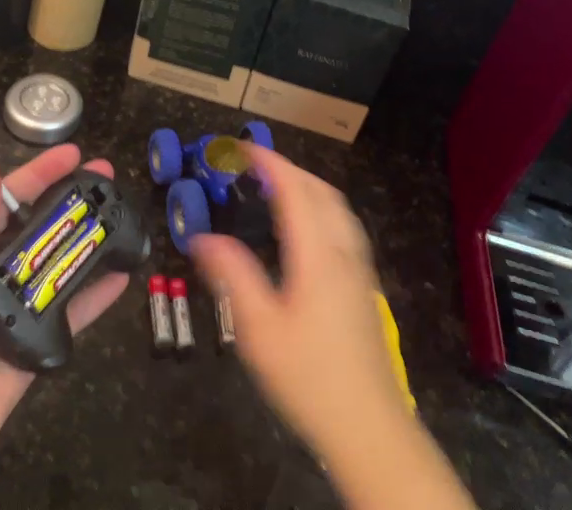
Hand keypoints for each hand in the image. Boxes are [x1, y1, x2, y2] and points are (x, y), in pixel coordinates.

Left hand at [0, 144, 128, 509]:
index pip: (6, 203)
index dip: (38, 175)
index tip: (75, 153)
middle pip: (39, 233)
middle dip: (72, 205)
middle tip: (111, 181)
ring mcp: (14, 315)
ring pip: (59, 270)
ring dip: (89, 245)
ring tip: (124, 219)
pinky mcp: (34, 349)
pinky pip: (71, 315)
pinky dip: (97, 296)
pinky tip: (124, 277)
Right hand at [188, 143, 406, 456]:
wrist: (368, 423)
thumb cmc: (308, 376)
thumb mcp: (258, 329)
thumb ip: (232, 276)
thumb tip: (203, 238)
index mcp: (317, 255)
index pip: (295, 191)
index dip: (270, 163)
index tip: (243, 149)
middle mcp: (343, 253)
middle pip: (322, 193)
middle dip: (290, 170)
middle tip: (256, 167)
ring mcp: (359, 271)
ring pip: (338, 211)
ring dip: (309, 189)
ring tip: (279, 190)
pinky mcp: (364, 289)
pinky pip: (344, 229)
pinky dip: (322, 211)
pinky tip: (306, 233)